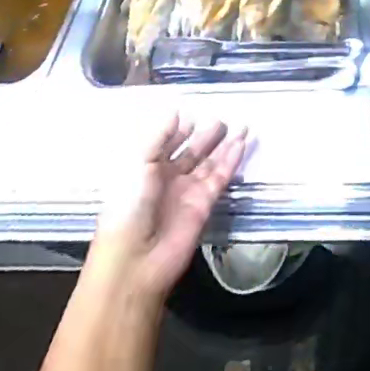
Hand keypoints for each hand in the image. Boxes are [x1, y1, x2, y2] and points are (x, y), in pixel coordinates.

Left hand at [89, 115, 251, 303]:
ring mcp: (187, 192)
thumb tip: (176, 112)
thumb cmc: (129, 205)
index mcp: (147, 168)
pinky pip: (219, 177)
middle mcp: (168, 179)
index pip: (166, 145)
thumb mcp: (138, 162)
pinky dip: (230, 160)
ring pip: (209, 163)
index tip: (191, 117)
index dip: (178, 132)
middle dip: (206, 137)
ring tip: (239, 127)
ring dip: (223, 146)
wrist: (135, 258)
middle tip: (221, 121)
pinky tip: (240, 144)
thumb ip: (159, 136)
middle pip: (192, 153)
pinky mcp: (204, 204)